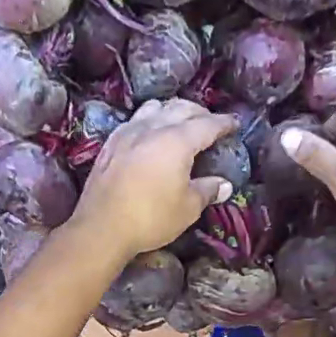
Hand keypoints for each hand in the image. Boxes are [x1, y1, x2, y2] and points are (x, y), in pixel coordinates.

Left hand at [71, 99, 236, 256]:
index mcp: (177, 140)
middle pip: (180, 108)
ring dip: (171, 111)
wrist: (101, 228)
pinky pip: (134, 121)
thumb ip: (207, 190)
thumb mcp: (188, 208)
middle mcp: (152, 128)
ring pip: (154, 108)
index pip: (207, 124)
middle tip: (210, 123)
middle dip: (199, 112)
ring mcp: (127, 133)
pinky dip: (149, 121)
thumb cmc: (151, 218)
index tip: (234, 123)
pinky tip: (148, 134)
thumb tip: (224, 185)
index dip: (224, 123)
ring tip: (179, 122)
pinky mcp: (110, 145)